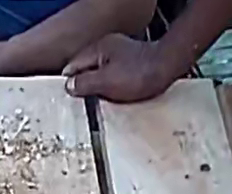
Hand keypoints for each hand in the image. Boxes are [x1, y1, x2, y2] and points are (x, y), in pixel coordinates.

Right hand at [62, 34, 180, 101]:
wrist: (165, 69)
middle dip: (82, 86)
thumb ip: (86, 83)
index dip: (69, 83)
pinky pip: (113, 77)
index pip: (74, 66)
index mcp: (97, 49)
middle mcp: (106, 49)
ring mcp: (119, 56)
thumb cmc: (139, 74)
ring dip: (96, 89)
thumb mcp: (107, 82)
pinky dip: (109, 88)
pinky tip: (111, 98)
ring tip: (94, 105)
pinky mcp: (130, 65)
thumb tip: (69, 86)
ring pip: (100, 74)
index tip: (66, 99)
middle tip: (78, 106)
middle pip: (86, 69)